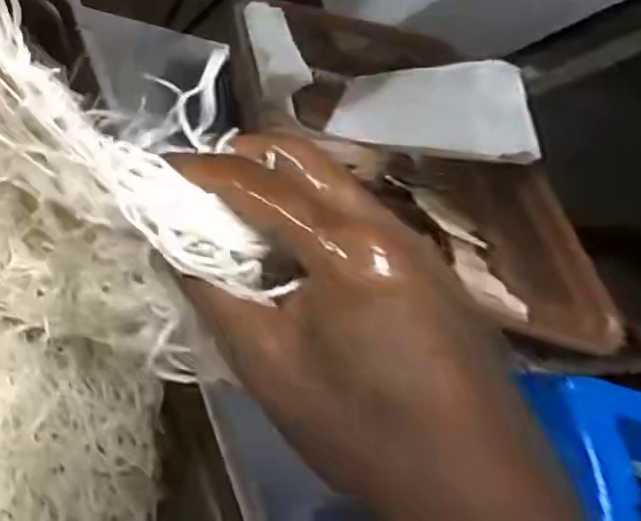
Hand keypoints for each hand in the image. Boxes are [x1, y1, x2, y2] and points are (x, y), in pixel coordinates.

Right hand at [171, 134, 580, 520]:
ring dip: (272, 181)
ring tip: (231, 211)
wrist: (484, 505)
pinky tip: (285, 250)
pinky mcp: (429, 268)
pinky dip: (304, 208)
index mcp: (349, 250)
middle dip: (238, 155)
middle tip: (196, 179)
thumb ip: (205, 285)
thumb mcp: (261, 358)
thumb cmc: (360, 430)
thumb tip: (164, 237)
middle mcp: (387, 229)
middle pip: (299, 157)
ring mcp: (416, 246)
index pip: (254, 183)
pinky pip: (351, 209)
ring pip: (328, 179)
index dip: (197, 168)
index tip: (157, 167)